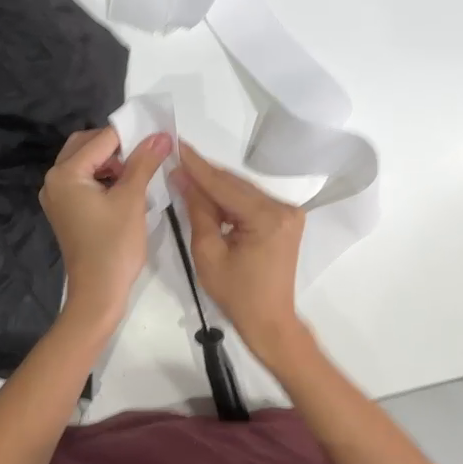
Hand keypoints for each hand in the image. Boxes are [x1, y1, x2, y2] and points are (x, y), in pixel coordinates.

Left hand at [40, 127, 171, 315]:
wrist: (98, 291)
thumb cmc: (114, 245)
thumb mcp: (131, 199)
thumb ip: (144, 162)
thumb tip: (160, 135)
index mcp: (65, 174)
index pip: (100, 140)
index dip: (129, 135)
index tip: (156, 135)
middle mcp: (53, 180)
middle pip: (85, 146)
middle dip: (115, 147)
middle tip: (144, 154)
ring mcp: (55, 196)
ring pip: (84, 163)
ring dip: (109, 162)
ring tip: (137, 173)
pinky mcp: (64, 210)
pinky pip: (82, 182)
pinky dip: (102, 178)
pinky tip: (124, 188)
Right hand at [172, 142, 307, 349]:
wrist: (269, 320)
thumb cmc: (236, 293)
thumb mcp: (207, 251)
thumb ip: (197, 210)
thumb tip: (181, 177)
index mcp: (267, 217)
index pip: (223, 185)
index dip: (196, 165)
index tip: (175, 144)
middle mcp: (283, 209)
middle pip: (234, 184)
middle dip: (203, 172)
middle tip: (175, 155)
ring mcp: (287, 213)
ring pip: (241, 190)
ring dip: (214, 184)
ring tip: (184, 171)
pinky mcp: (284, 220)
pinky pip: (249, 201)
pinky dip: (227, 197)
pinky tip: (206, 192)